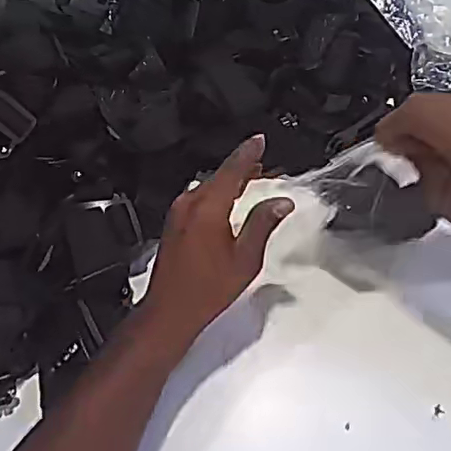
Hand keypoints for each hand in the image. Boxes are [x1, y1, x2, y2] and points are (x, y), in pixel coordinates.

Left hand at [140, 134, 294, 344]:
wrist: (170, 310)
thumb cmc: (206, 290)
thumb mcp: (245, 258)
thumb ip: (263, 224)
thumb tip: (281, 203)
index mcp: (207, 208)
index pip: (232, 170)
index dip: (248, 153)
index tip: (259, 140)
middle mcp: (189, 204)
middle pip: (220, 176)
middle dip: (242, 167)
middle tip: (263, 163)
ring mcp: (178, 212)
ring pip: (208, 187)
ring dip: (229, 181)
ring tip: (250, 180)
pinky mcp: (174, 222)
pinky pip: (198, 198)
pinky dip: (216, 194)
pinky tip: (227, 202)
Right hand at [374, 94, 450, 271]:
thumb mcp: (444, 198)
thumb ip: (419, 165)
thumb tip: (402, 148)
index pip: (414, 112)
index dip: (391, 127)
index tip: (381, 148)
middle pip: (427, 101)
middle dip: (404, 120)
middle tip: (394, 147)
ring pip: (444, 102)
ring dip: (423, 119)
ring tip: (414, 147)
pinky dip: (442, 121)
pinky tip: (439, 145)